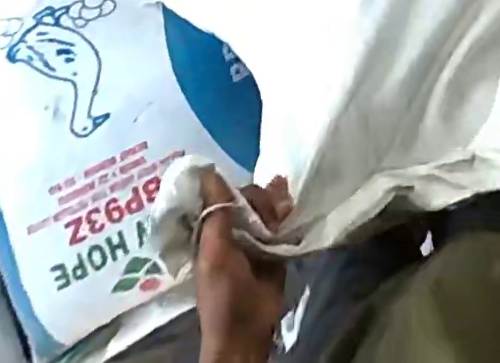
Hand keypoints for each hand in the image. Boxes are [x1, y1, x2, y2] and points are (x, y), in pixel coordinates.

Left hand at [196, 171, 290, 362]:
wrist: (248, 330)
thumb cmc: (223, 293)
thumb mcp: (215, 252)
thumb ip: (215, 212)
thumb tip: (208, 170)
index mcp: (212, 228)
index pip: (224, 193)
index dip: (236, 188)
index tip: (247, 193)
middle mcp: (233, 228)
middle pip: (249, 196)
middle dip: (260, 199)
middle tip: (267, 217)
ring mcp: (255, 236)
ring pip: (267, 205)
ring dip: (276, 204)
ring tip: (281, 214)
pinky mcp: (275, 246)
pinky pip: (282, 221)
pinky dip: (287, 213)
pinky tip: (291, 210)